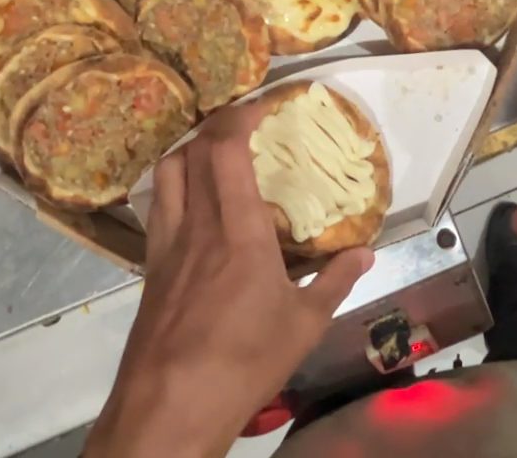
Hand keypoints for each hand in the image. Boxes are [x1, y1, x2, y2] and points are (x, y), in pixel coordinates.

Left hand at [84, 104, 373, 457]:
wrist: (169, 411)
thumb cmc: (242, 363)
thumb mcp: (303, 326)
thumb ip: (336, 281)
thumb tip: (366, 253)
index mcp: (238, 231)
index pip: (226, 151)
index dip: (239, 117)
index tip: (262, 106)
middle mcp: (198, 226)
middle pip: (193, 151)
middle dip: (217, 123)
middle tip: (244, 121)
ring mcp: (168, 245)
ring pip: (167, 172)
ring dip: (189, 147)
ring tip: (214, 149)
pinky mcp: (150, 267)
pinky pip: (158, 206)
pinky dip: (173, 184)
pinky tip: (192, 200)